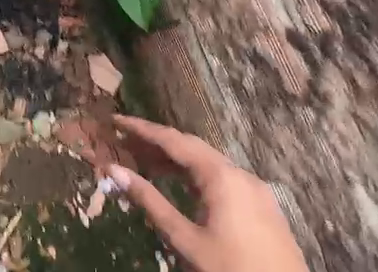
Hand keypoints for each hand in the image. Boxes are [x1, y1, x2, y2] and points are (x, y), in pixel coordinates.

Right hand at [109, 115, 308, 271]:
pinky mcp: (263, 206)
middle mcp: (240, 174)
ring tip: (145, 163)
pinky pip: (224, 177)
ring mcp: (256, 190)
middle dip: (157, 142)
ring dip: (177, 159)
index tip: (115, 121)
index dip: (142, 129)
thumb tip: (114, 169)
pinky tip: (181, 185)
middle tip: (125, 142)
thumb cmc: (232, 269)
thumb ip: (150, 201)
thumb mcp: (185, 239)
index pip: (173, 140)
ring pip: (209, 161)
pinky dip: (196, 174)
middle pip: (191, 146)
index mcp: (221, 176)